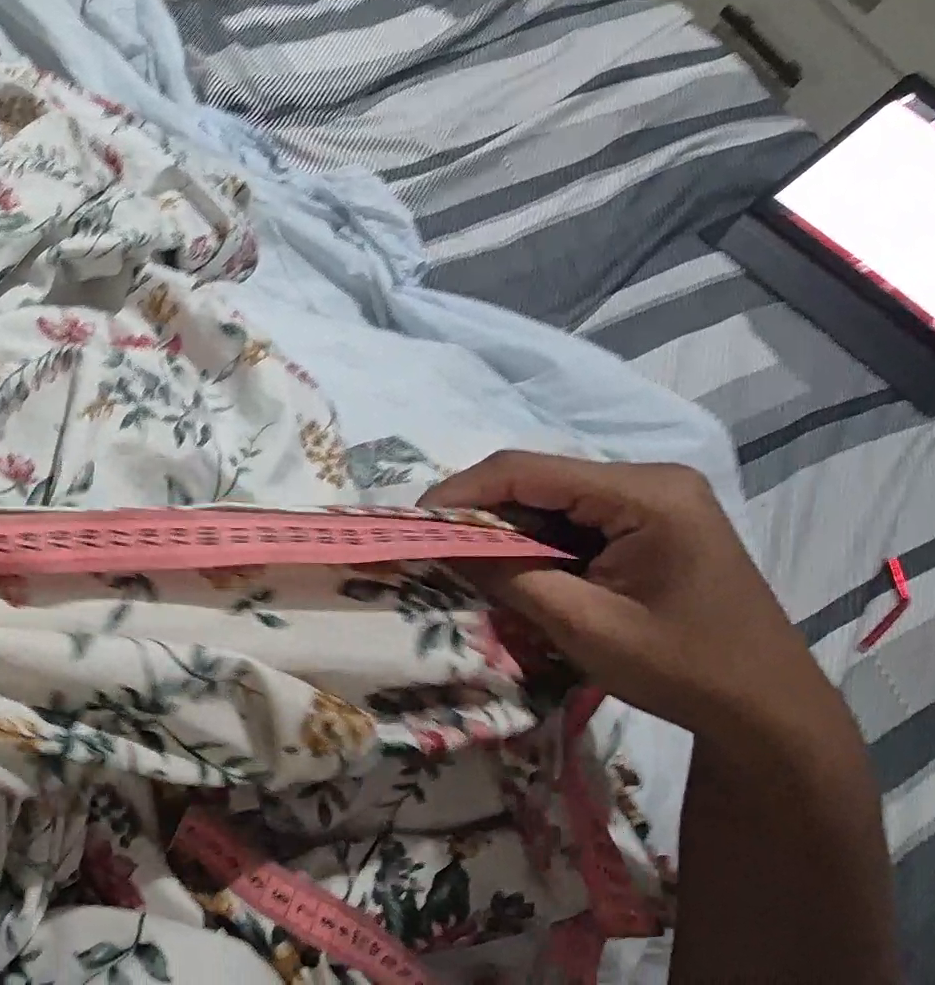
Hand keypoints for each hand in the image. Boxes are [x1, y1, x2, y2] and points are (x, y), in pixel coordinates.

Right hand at [419, 451, 830, 741]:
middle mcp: (651, 480)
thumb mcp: (583, 625)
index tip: (414, 524)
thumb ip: (508, 576)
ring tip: (468, 564)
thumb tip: (437, 545)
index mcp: (646, 494)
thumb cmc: (684, 670)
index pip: (524, 470)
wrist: (771, 715)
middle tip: (436, 550)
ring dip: (505, 530)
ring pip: (547, 498)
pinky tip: (516, 570)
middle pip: (535, 479)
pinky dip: (535, 542)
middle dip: (480, 514)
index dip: (459, 491)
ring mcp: (653, 500)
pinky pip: (570, 517)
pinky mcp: (649, 523)